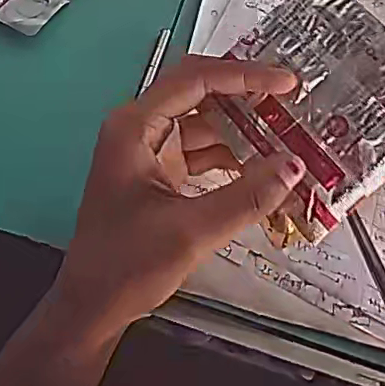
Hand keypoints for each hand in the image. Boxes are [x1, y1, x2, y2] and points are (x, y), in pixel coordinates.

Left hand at [50, 56, 305, 339]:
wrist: (90, 309)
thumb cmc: (126, 267)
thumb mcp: (191, 232)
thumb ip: (247, 197)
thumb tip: (294, 166)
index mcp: (135, 127)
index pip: (195, 80)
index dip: (244, 75)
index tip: (285, 82)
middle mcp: (140, 128)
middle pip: (198, 90)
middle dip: (244, 91)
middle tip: (288, 96)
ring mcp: (149, 149)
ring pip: (204, 119)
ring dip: (242, 125)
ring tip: (284, 130)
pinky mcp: (160, 170)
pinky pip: (202, 148)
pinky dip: (231, 153)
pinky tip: (261, 165)